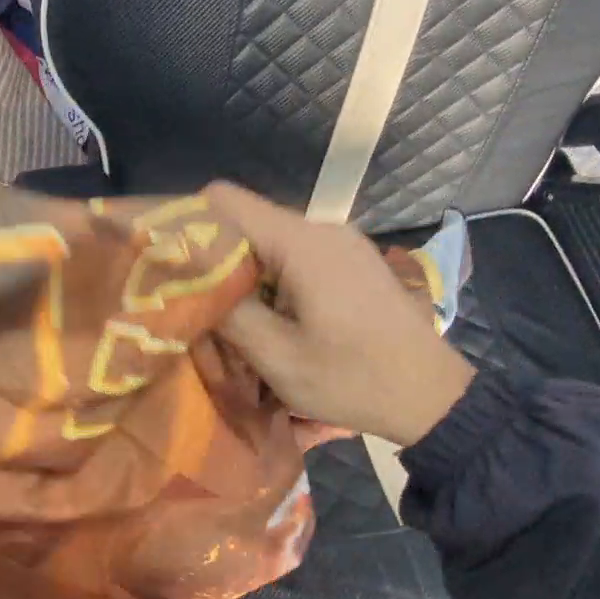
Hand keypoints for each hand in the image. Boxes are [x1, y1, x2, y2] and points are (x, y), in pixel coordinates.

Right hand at [208, 184, 475, 446]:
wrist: (433, 397)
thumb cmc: (353, 379)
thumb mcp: (277, 357)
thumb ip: (227, 313)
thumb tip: (186, 283)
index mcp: (302, 244)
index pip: (225, 201)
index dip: (188, 225)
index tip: (166, 266)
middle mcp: (322, 230)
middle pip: (246, 222)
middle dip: (212, 258)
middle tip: (191, 304)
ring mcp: (341, 244)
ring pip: (268, 242)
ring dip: (242, 275)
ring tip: (228, 320)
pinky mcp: (351, 262)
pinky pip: (294, 257)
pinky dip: (270, 281)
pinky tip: (269, 320)